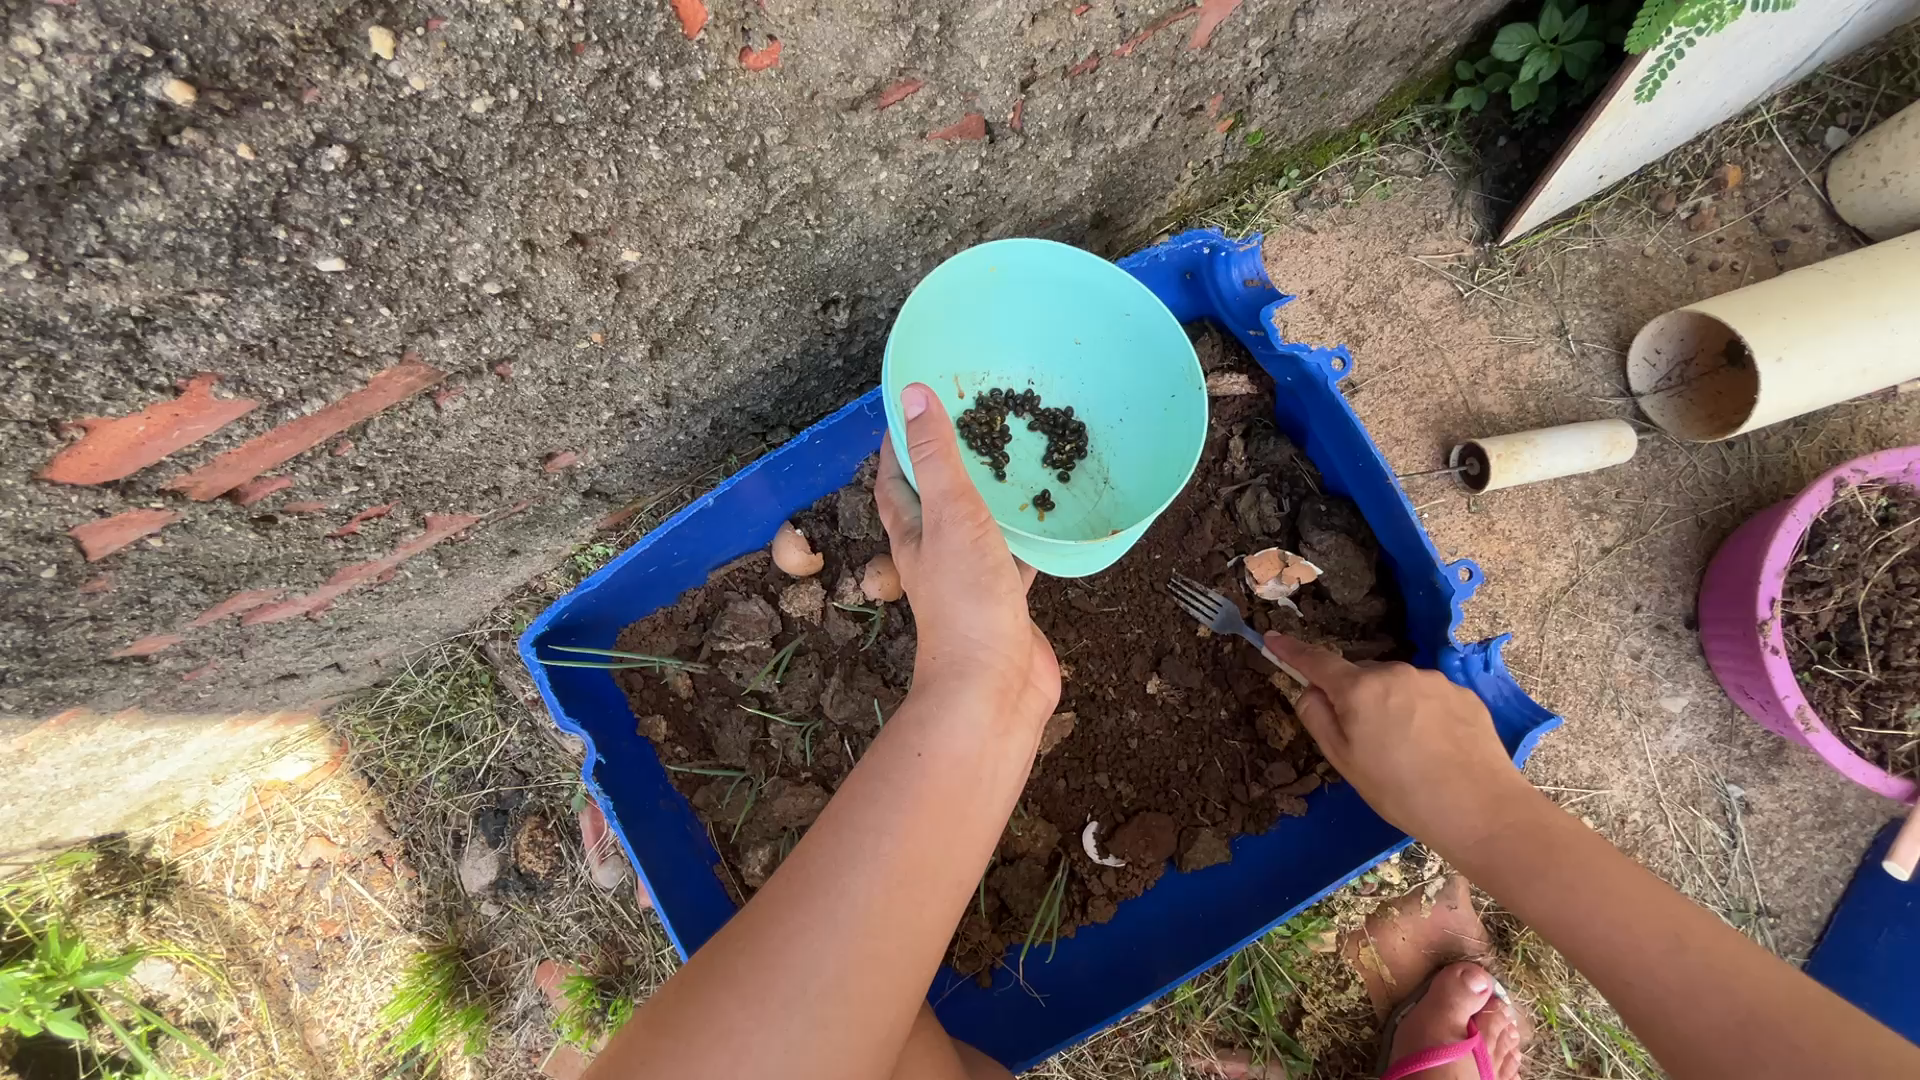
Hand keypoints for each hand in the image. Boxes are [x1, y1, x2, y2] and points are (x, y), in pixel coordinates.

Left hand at [876, 384, 1059, 729]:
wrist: (993, 686)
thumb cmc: (966, 600)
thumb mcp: (950, 515)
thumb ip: (938, 458)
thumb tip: (914, 395)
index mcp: (912, 530)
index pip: (896, 475)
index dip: (901, 439)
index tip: (918, 402)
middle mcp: (936, 551)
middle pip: (938, 497)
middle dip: (952, 462)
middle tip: (983, 422)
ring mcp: (971, 576)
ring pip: (979, 524)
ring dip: (992, 497)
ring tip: (1019, 459)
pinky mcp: (1006, 597)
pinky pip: (1015, 554)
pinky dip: (1028, 535)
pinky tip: (1050, 517)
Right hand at [1266, 633, 1529, 850]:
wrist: (1483, 812)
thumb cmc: (1400, 791)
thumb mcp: (1343, 761)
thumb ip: (1317, 717)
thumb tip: (1311, 691)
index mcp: (1358, 689)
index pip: (1315, 660)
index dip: (1290, 649)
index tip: (1271, 637)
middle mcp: (1393, 673)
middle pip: (1359, 676)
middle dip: (1354, 696)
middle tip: (1366, 740)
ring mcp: (1432, 680)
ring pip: (1394, 684)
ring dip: (1390, 704)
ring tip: (1407, 749)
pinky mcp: (1464, 694)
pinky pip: (1426, 695)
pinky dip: (1421, 712)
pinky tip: (1435, 746)